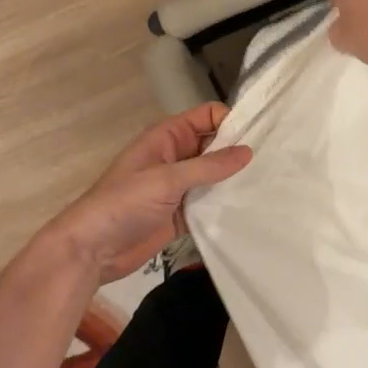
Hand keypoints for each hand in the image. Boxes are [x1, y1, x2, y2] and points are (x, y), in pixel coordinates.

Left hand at [52, 103, 251, 281]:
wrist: (91, 251)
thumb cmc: (122, 204)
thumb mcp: (166, 179)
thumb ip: (208, 166)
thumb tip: (248, 152)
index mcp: (167, 138)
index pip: (207, 117)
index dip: (232, 121)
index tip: (261, 134)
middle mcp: (176, 157)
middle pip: (216, 145)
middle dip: (240, 151)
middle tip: (275, 161)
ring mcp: (180, 187)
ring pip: (216, 176)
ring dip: (235, 180)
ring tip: (271, 184)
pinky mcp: (183, 214)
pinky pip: (211, 203)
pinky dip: (226, 205)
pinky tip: (252, 208)